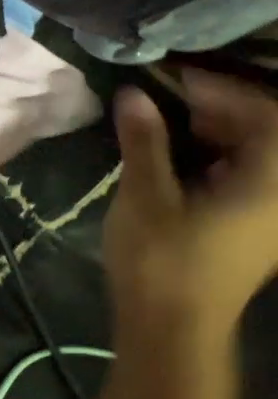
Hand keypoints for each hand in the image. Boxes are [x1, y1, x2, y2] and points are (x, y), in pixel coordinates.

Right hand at [107, 72, 277, 344]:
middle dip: (221, 109)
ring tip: (164, 122)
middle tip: (163, 97)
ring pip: (259, 155)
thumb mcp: (146, 193)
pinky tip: (176, 155)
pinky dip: (218, 155)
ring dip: (218, 131)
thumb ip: (145, 141)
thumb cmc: (163, 256)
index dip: (227, 91)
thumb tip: (134, 93)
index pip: (271, 119)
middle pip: (270, 135)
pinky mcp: (257, 225)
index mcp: (272, 186)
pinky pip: (250, 175)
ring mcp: (274, 213)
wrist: (174, 320)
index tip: (172, 78)